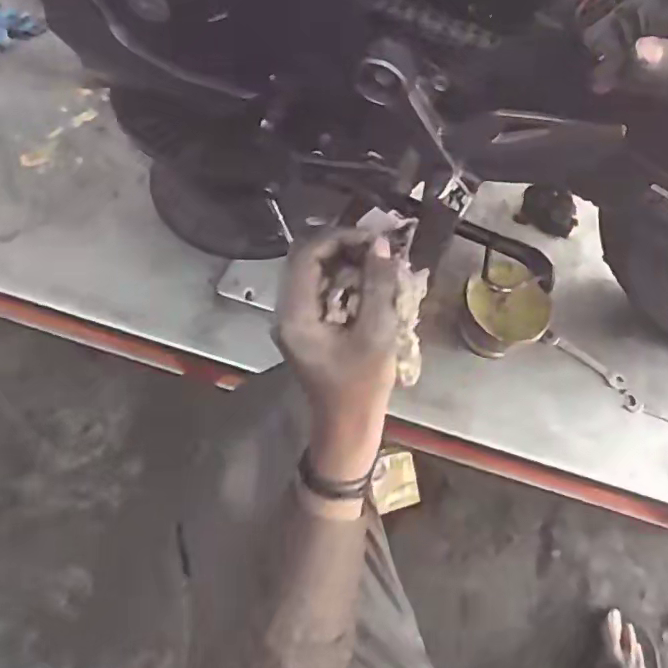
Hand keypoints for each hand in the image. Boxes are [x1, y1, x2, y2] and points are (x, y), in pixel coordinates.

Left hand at [274, 229, 412, 486]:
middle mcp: (287, 311)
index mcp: (295, 315)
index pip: (308, 255)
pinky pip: (322, 286)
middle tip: (378, 247)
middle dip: (343, 245)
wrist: (347, 429)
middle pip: (307, 257)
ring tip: (379, 261)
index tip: (375, 239)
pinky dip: (345, 276)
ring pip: (314, 269)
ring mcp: (295, 317)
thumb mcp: (376, 334)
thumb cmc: (361, 387)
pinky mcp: (308, 323)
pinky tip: (370, 280)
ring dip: (345, 259)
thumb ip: (377, 285)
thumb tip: (380, 243)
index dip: (341, 238)